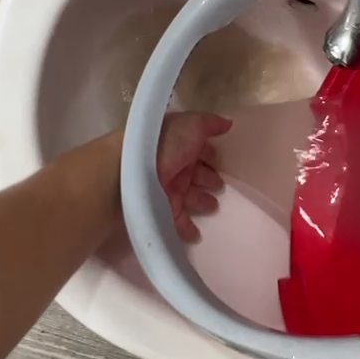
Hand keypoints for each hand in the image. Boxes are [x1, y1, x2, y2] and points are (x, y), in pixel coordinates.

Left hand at [156, 112, 229, 241]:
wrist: (131, 170)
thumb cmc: (164, 144)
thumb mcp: (191, 125)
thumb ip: (210, 124)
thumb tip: (228, 123)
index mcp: (181, 146)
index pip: (200, 152)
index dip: (211, 156)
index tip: (221, 164)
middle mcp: (175, 167)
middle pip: (196, 175)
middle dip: (209, 180)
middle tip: (219, 187)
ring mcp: (168, 190)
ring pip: (190, 198)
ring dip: (202, 202)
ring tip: (213, 207)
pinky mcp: (162, 211)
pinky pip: (178, 221)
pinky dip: (188, 229)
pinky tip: (196, 234)